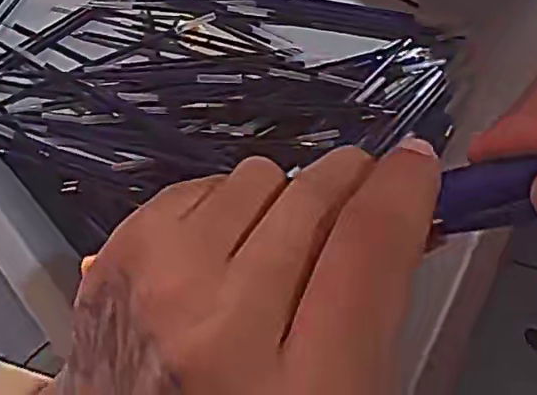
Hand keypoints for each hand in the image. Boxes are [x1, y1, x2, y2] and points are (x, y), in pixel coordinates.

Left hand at [49, 139, 440, 394]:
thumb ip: (370, 312)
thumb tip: (398, 218)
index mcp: (300, 391)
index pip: (367, 246)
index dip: (403, 191)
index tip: (415, 164)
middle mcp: (221, 328)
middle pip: (311, 199)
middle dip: (350, 179)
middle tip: (363, 185)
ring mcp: (161, 281)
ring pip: (258, 176)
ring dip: (282, 198)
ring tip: (280, 240)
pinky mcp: (121, 250)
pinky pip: (202, 182)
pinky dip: (224, 203)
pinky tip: (224, 247)